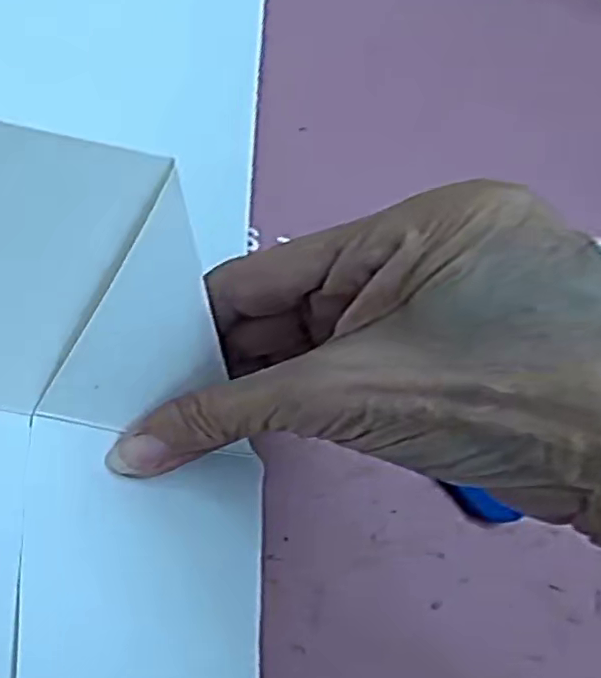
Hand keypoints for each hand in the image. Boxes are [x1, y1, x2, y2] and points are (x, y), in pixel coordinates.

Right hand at [107, 180, 600, 536]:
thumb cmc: (541, 393)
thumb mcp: (340, 394)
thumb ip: (218, 416)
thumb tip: (137, 446)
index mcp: (410, 231)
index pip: (252, 280)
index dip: (187, 330)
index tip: (138, 376)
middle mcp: (411, 265)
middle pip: (262, 318)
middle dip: (209, 369)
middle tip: (154, 408)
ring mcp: (416, 318)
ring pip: (282, 354)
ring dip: (238, 393)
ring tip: (186, 425)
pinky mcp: (416, 367)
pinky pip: (311, 381)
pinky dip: (271, 409)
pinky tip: (232, 431)